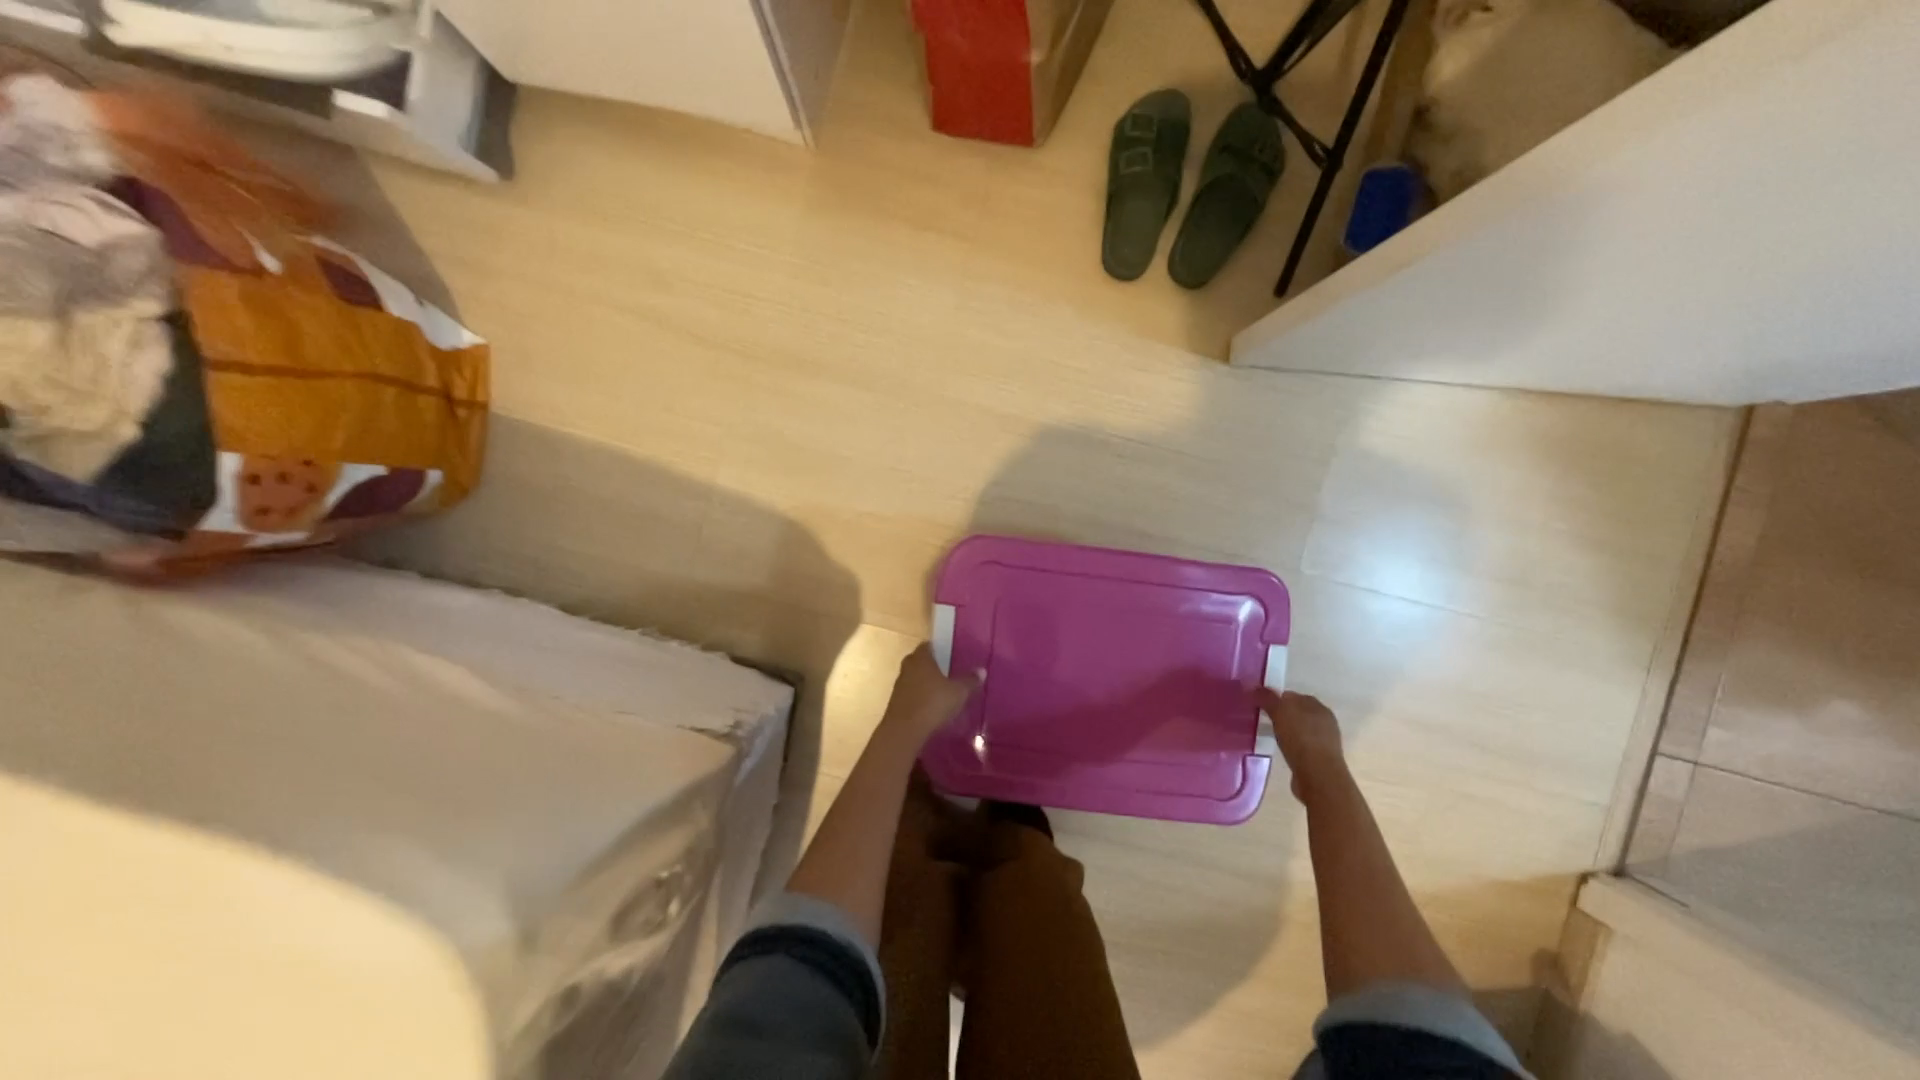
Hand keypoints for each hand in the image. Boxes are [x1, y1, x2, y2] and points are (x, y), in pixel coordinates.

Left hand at [880, 644, 981, 742]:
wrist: (905, 730)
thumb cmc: (934, 703)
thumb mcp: (959, 693)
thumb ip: (970, 680)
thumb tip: (981, 670)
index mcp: (921, 658)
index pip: (928, 645)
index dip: (939, 649)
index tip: (949, 654)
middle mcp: (907, 667)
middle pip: (920, 661)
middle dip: (932, 666)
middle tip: (948, 672)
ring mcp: (899, 685)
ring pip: (914, 678)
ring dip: (925, 683)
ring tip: (941, 691)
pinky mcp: (895, 702)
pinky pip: (911, 694)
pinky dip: (920, 697)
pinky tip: (931, 707)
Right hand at [1257, 689, 1346, 801]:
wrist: (1318, 777)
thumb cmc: (1301, 739)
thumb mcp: (1280, 712)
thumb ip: (1267, 698)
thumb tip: (1255, 687)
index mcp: (1318, 707)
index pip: (1293, 696)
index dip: (1276, 698)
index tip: (1260, 705)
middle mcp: (1325, 721)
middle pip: (1297, 713)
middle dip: (1281, 715)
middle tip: (1262, 720)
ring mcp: (1324, 741)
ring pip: (1300, 730)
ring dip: (1286, 732)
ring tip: (1269, 736)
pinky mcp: (1320, 759)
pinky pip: (1302, 747)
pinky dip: (1292, 747)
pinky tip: (1282, 751)